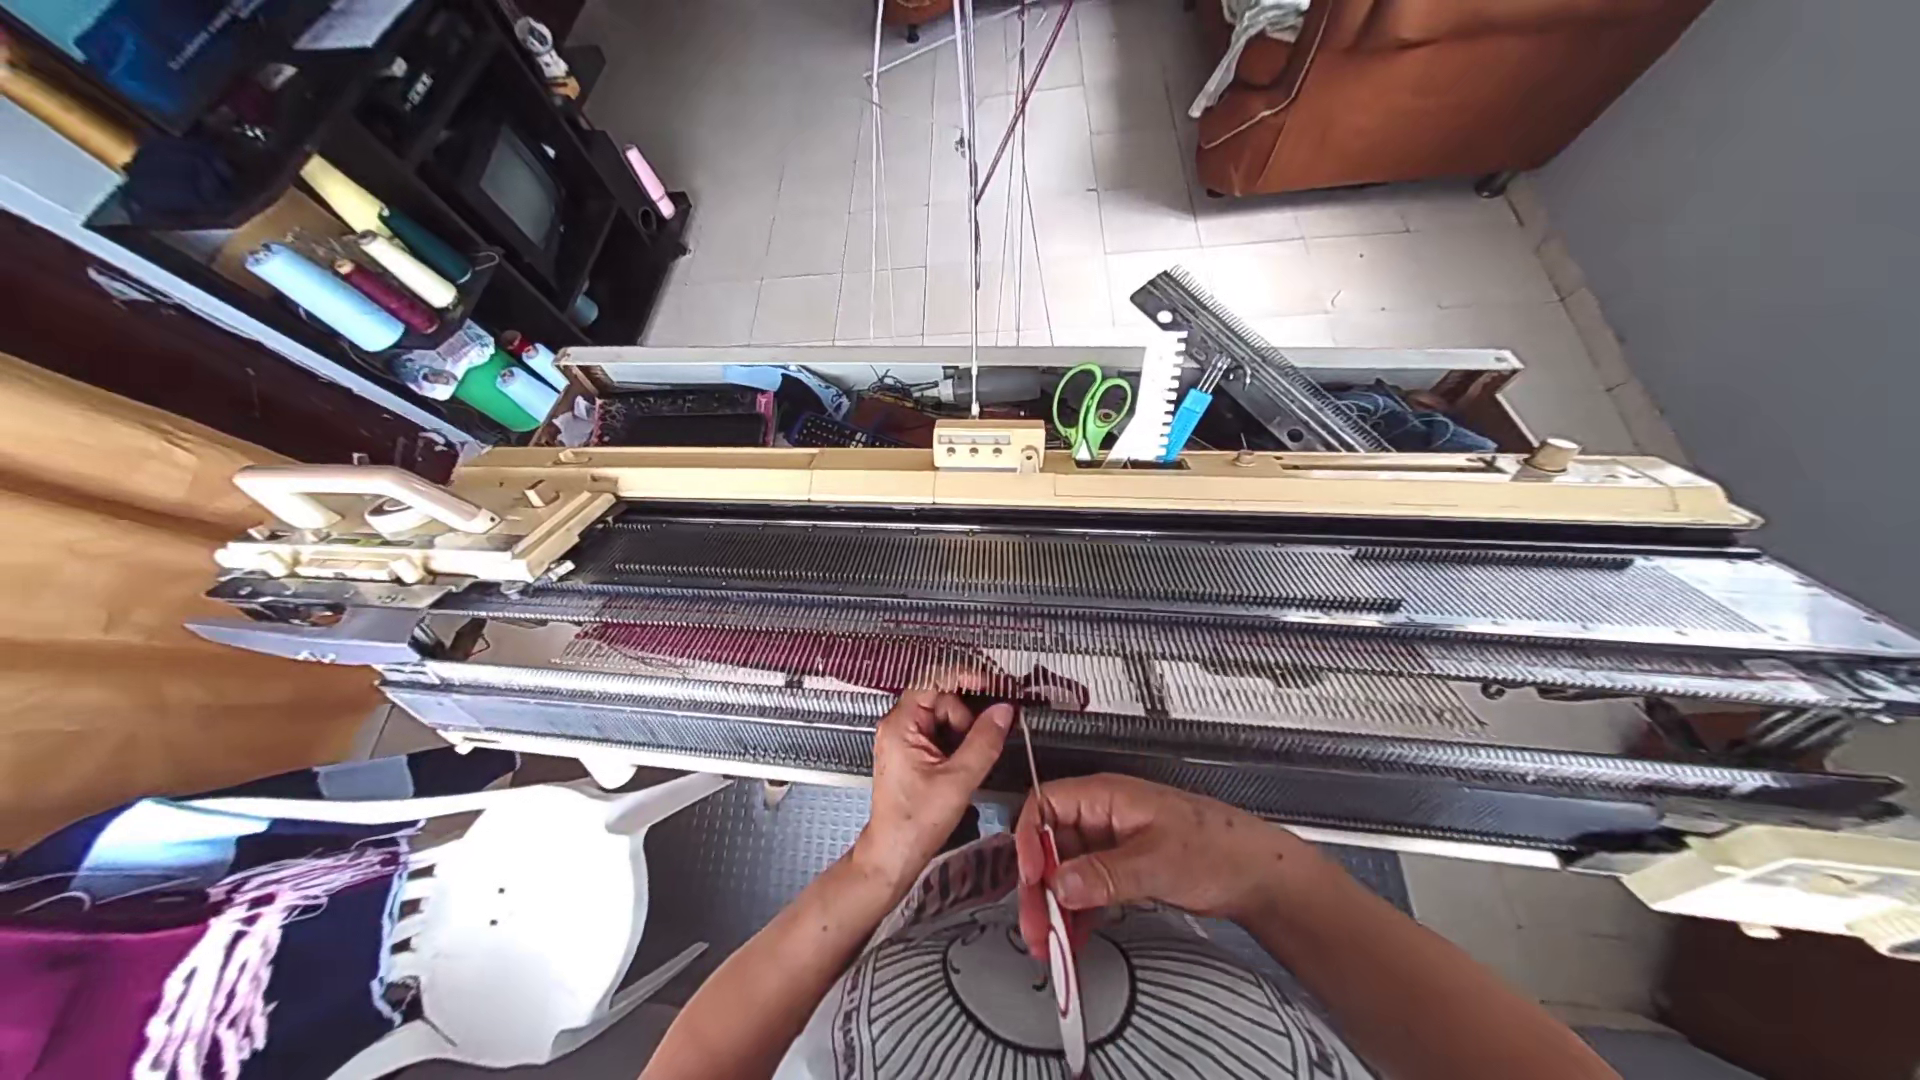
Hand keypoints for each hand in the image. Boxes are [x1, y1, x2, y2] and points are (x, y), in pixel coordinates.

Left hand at [854, 690, 1012, 891]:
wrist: (894, 855)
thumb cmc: (917, 821)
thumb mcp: (959, 780)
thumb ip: (984, 741)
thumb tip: (1005, 709)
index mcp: (901, 723)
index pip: (933, 680)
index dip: (965, 676)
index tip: (993, 684)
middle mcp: (898, 724)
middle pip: (942, 699)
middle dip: (966, 717)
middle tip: (981, 743)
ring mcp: (904, 737)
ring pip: (943, 716)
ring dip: (963, 732)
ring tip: (967, 763)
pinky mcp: (912, 752)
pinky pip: (939, 732)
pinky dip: (956, 742)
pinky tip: (963, 764)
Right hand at [1015, 774, 1325, 956]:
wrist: (1257, 873)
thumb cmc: (1218, 845)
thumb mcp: (1158, 861)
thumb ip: (1106, 873)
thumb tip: (1060, 883)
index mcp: (1105, 796)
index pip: (1045, 805)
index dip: (1029, 838)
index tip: (1029, 877)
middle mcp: (1101, 815)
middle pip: (1049, 843)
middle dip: (1038, 885)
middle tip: (1036, 926)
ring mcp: (1109, 842)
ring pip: (1064, 870)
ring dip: (1053, 905)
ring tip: (1050, 943)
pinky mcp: (1119, 867)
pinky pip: (1084, 887)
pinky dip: (1075, 912)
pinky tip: (1073, 937)